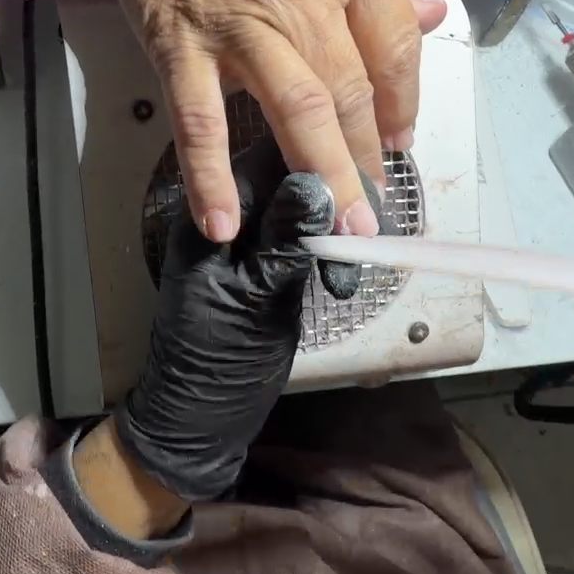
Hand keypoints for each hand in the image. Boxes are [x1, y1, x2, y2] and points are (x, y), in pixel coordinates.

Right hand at [82, 0, 445, 243]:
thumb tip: (428, 19)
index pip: (395, 47)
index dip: (404, 107)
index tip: (396, 143)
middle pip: (351, 90)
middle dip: (367, 158)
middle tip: (372, 211)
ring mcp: (238, 19)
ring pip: (294, 108)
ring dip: (322, 175)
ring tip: (337, 227)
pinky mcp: (179, 41)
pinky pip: (200, 119)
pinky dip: (210, 175)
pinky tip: (223, 221)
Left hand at [112, 138, 354, 501]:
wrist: (201, 416)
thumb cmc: (215, 361)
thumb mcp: (252, 299)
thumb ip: (283, 241)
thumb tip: (316, 181)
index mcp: (208, 217)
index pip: (262, 161)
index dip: (312, 157)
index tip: (359, 172)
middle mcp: (227, 218)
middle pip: (286, 177)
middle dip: (333, 190)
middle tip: (371, 219)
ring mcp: (249, 241)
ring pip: (301, 206)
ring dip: (337, 220)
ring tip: (362, 249)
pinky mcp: (269, 265)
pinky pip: (303, 235)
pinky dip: (331, 244)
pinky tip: (351, 262)